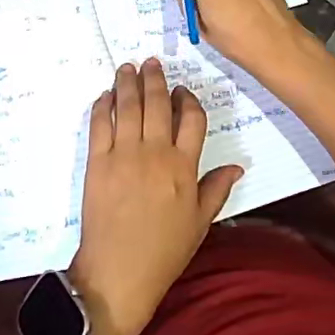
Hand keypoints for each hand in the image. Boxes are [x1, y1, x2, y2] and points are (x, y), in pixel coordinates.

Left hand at [69, 59, 242, 334]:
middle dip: (155, 79)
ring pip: (127, 107)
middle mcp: (155, 153)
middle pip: (157, 104)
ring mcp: (123, 155)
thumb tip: (238, 166)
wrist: (119, 272)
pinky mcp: (97, 162)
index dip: (188, 100)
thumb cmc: (165, 250)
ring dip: (127, 83)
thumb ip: (216, 188)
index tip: (182, 92)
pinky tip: (105, 96)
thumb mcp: (200, 222)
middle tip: (151, 63)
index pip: (191, 119)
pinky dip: (102, 106)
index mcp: (183, 166)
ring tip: (128, 67)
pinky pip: (99, 125)